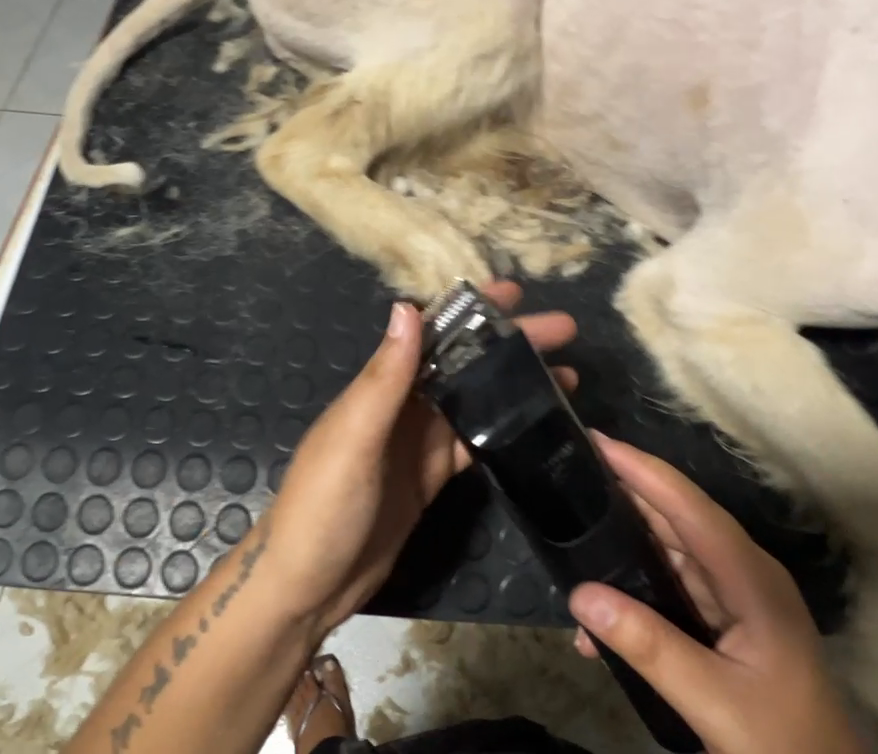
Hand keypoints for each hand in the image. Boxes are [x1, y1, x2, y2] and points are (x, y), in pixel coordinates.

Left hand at [255, 281, 576, 637]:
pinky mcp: (431, 477)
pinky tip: (540, 424)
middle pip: (462, 364)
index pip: (430, 333)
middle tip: (563, 330)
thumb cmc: (323, 507)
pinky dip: (506, 430)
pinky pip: (475, 443)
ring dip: (515, 385)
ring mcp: (417, 443)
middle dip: (508, 344)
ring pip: (474, 401)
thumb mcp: (353, 440)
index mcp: (378, 387)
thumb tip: (408, 307)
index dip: (470, 311)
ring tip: (568, 374)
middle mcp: (401, 406)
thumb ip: (384, 379)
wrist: (309, 586)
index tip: (514, 292)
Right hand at [568, 436, 866, 753]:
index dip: (644, 472)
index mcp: (752, 579)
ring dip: (623, 546)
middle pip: (679, 521)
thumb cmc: (782, 742)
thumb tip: (580, 594)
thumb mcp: (713, 700)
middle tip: (572, 471)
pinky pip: (672, 590)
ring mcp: (736, 599)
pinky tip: (598, 615)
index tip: (597, 440)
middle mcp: (744, 575)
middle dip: (627, 494)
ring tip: (573, 529)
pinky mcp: (724, 624)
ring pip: (671, 553)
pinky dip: (634, 592)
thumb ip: (648, 645)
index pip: (691, 510)